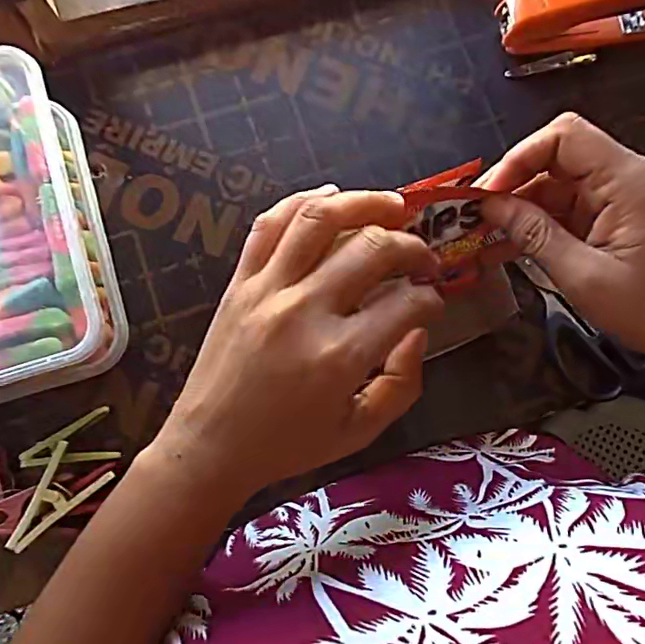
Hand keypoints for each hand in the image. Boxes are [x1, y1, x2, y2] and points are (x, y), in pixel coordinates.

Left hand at [154, 186, 444, 496]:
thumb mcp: (359, 431)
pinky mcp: (238, 283)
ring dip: (363, 201)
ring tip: (391, 205)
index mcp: (339, 356)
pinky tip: (327, 198)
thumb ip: (402, 383)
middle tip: (421, 257)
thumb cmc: (286, 445)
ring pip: (318, 219)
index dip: (432, 297)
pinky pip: (267, 226)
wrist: (211, 444)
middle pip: (372, 247)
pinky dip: (299, 202)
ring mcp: (265, 291)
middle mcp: (303, 312)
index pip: (407, 302)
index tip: (432, 301)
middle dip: (412, 246)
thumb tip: (417, 330)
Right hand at [475, 113, 644, 368]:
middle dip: (511, 186)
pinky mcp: (622, 216)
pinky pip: (570, 208)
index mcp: (630, 181)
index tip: (486, 195)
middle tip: (474, 219)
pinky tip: (507, 248)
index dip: (517, 159)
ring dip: (520, 210)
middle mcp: (631, 177)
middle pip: (557, 159)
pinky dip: (539, 225)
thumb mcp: (582, 275)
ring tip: (483, 239)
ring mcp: (627, 197)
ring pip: (557, 185)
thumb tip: (491, 207)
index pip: (563, 137)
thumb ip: (534, 234)